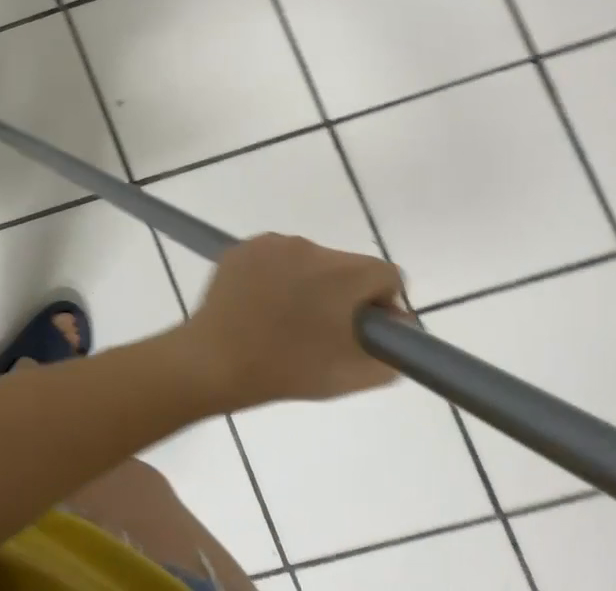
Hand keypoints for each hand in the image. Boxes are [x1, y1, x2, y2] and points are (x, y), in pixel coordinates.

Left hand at [182, 233, 407, 410]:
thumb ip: (397, 345)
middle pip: (345, 265)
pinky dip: (277, 276)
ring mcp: (266, 245)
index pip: (386, 275)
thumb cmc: (293, 368)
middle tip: (326, 326)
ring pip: (308, 260)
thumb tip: (394, 322)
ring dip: (310, 282)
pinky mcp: (237, 249)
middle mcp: (306, 247)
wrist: (218, 358)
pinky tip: (265, 304)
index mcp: (342, 271)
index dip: (385, 302)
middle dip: (345, 291)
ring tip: (290, 317)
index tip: (367, 328)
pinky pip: (274, 259)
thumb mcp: (365, 371)